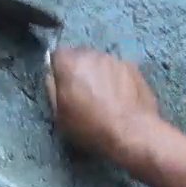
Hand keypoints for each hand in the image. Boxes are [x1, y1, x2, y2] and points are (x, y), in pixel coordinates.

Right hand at [45, 47, 167, 162]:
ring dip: (98, 73)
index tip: (62, 85)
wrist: (133, 132)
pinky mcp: (133, 67)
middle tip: (83, 92)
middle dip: (79, 69)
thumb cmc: (91, 127)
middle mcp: (92, 54)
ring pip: (100, 62)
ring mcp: (115, 59)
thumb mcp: (60, 116)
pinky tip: (120, 98)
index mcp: (69, 63)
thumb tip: (52, 77)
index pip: (57, 54)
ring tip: (104, 97)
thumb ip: (53, 90)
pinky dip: (116, 79)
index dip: (58, 69)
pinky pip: (118, 69)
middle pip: (80, 56)